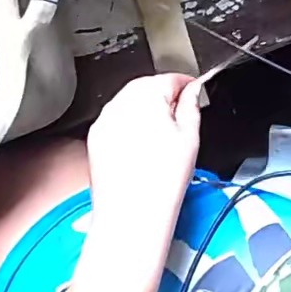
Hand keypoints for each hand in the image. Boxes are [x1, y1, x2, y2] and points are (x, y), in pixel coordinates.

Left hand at [84, 73, 201, 245]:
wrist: (132, 213)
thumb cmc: (162, 179)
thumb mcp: (190, 136)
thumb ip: (191, 105)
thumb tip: (192, 91)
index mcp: (147, 95)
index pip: (170, 78)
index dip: (186, 85)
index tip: (194, 92)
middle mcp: (121, 102)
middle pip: (147, 86)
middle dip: (164, 95)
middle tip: (181, 116)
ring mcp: (105, 119)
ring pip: (130, 101)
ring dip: (146, 109)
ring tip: (162, 136)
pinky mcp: (96, 137)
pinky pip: (116, 119)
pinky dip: (130, 125)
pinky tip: (143, 146)